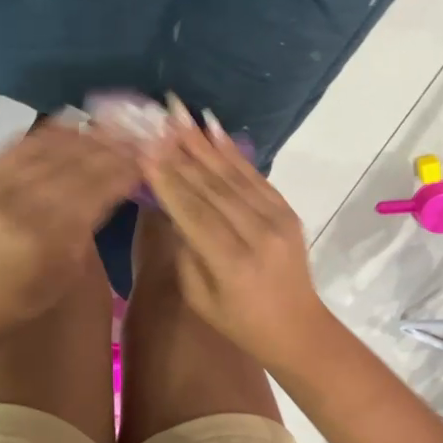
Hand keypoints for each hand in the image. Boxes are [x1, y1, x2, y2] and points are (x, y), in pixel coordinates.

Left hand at [0, 119, 139, 341]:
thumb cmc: (21, 301)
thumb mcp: (66, 275)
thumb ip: (89, 229)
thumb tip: (116, 186)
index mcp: (45, 240)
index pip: (94, 192)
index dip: (123, 170)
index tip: (146, 157)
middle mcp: (18, 209)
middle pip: (74, 166)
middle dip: (111, 147)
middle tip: (138, 135)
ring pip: (48, 151)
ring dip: (85, 136)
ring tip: (112, 127)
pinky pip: (18, 147)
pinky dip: (49, 134)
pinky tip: (72, 125)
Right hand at [141, 102, 335, 367]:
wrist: (297, 328)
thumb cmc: (239, 322)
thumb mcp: (199, 296)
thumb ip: (184, 249)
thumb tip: (170, 204)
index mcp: (231, 262)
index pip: (193, 212)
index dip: (167, 179)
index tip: (144, 149)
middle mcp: (257, 234)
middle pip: (212, 186)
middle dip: (181, 151)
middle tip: (156, 121)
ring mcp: (276, 219)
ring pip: (232, 174)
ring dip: (203, 142)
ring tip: (179, 114)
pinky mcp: (286, 210)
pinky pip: (255, 176)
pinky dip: (231, 151)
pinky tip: (213, 129)